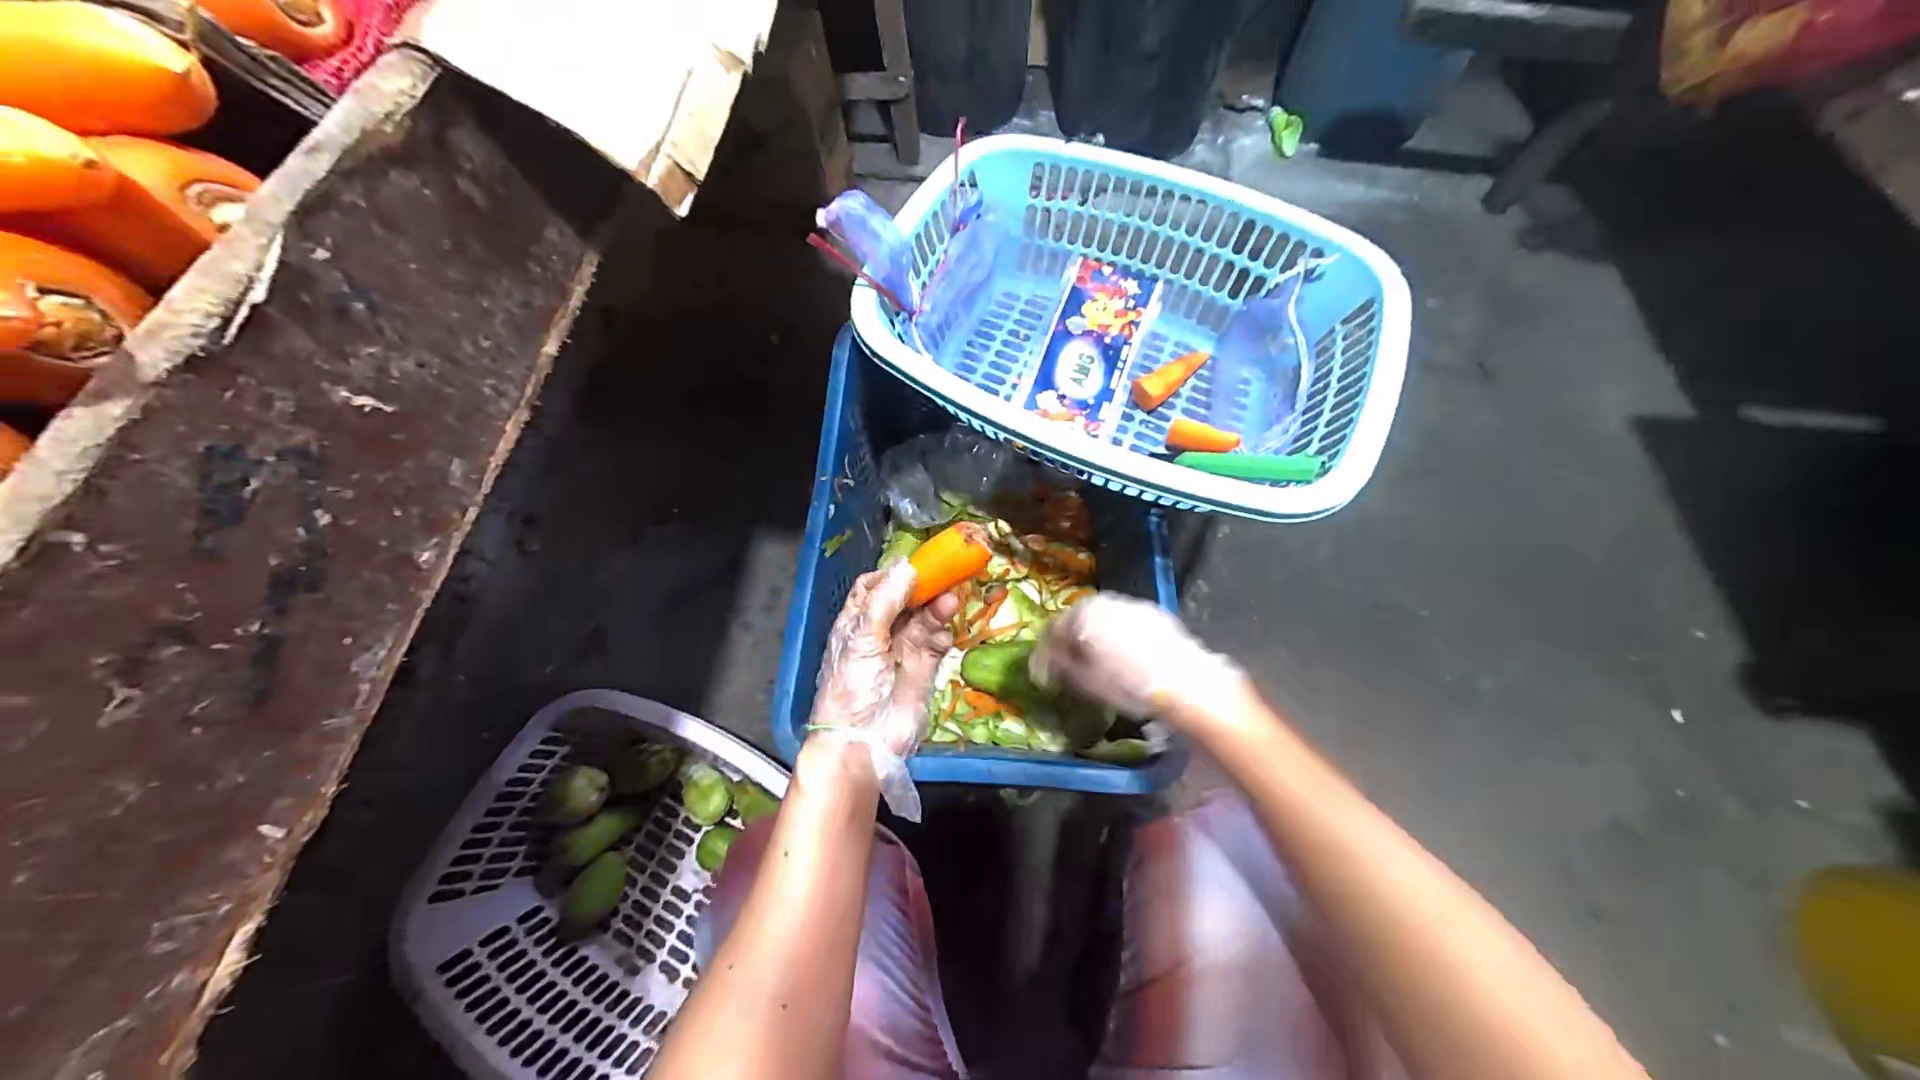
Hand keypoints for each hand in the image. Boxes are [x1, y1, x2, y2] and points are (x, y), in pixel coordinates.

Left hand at [809, 561, 957, 809]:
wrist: (863, 740)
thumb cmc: (852, 685)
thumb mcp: (861, 637)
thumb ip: (886, 601)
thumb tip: (908, 567)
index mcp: (856, 621)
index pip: (874, 586)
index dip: (892, 573)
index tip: (915, 564)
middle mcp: (880, 631)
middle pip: (905, 598)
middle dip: (923, 586)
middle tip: (945, 571)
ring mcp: (904, 649)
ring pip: (925, 617)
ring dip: (938, 605)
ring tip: (951, 598)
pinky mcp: (925, 666)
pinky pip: (938, 640)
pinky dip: (944, 629)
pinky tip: (949, 621)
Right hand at [1031, 593, 1244, 719]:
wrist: (1184, 684)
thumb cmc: (1126, 684)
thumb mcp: (1082, 680)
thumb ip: (1058, 664)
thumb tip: (1048, 660)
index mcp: (1081, 613)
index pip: (1052, 630)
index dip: (1046, 653)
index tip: (1045, 673)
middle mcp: (1106, 601)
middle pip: (1079, 620)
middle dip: (1072, 641)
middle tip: (1071, 665)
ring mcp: (1134, 605)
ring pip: (1105, 620)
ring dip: (1098, 637)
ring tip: (1101, 663)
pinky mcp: (1157, 615)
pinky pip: (1128, 625)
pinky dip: (1121, 638)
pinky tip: (1128, 659)